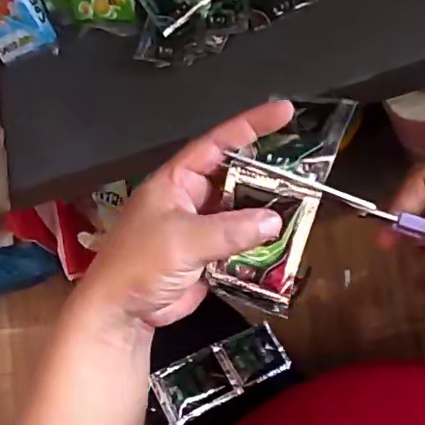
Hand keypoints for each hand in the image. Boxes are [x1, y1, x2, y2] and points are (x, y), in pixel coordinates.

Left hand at [75, 101, 294, 328]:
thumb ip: (231, 229)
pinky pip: (238, 245)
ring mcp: (198, 229)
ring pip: (239, 215)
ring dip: (264, 216)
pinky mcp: (206, 257)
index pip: (216, 144)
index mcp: (175, 182)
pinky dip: (258, 247)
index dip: (250, 126)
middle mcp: (188, 200)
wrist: (121, 311)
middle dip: (264, 178)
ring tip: (301, 212)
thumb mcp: (184, 239)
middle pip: (233, 180)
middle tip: (302, 176)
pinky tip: (283, 247)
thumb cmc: (140, 264)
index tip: (285, 113)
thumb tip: (273, 221)